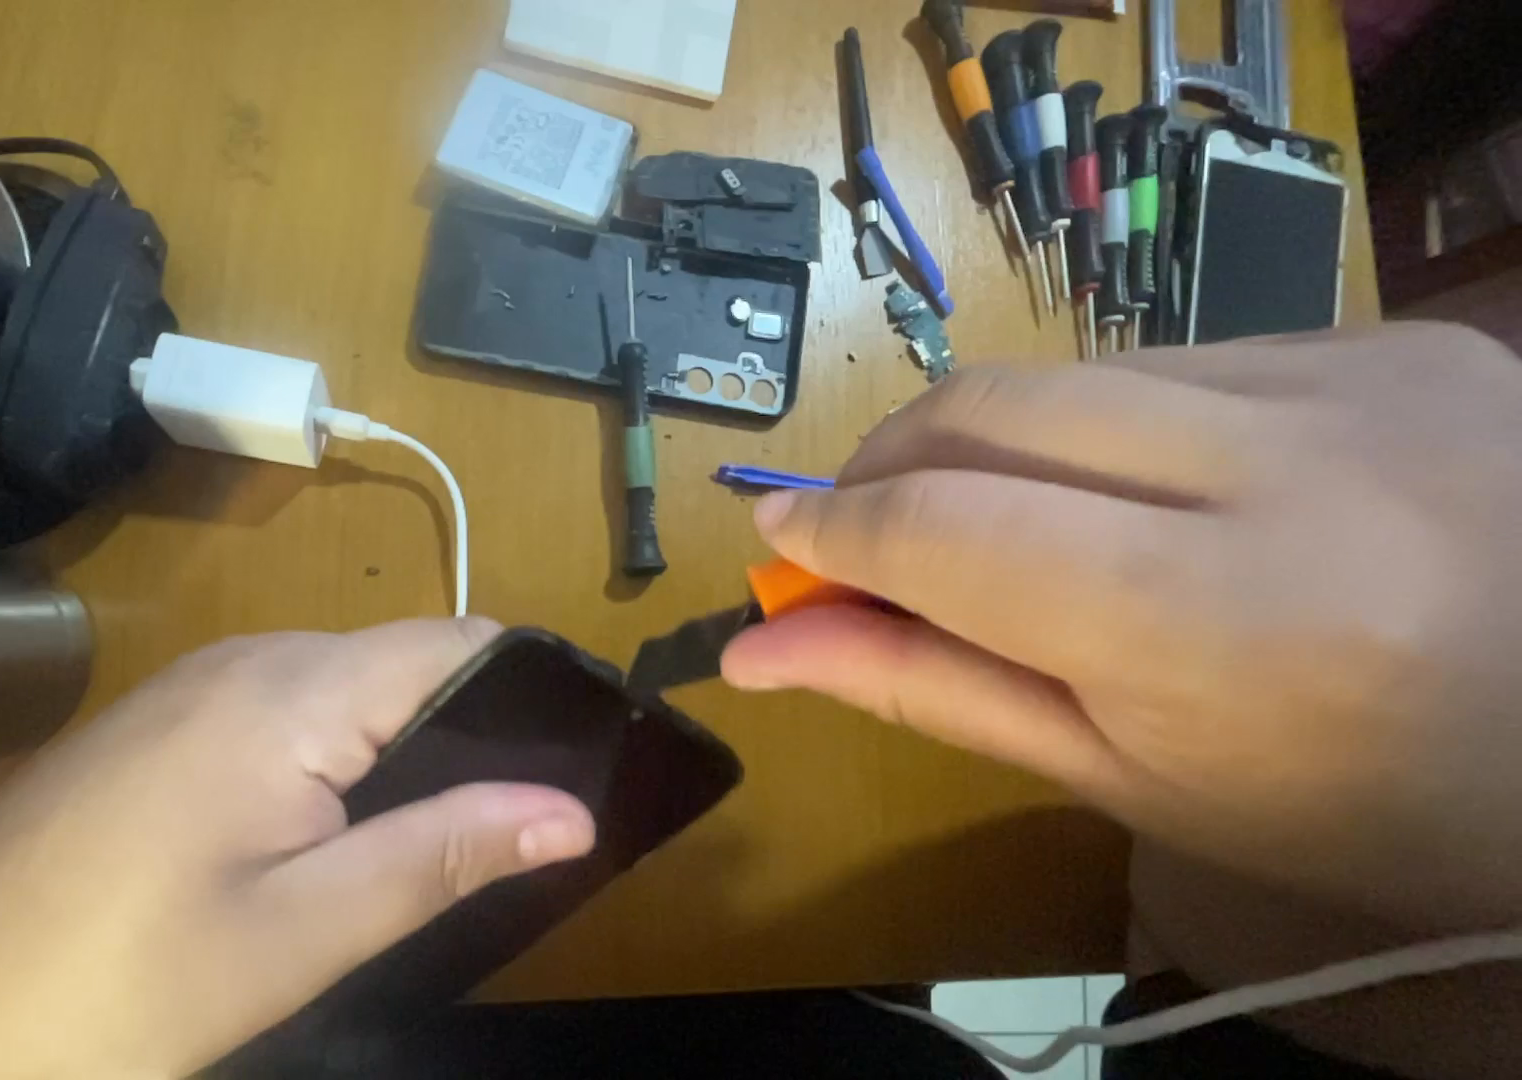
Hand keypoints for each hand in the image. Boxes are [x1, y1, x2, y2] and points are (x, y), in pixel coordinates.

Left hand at [0, 619, 593, 1079]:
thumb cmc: (104, 990)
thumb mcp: (296, 933)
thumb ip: (441, 854)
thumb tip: (573, 813)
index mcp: (294, 692)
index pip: (456, 644)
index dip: (532, 681)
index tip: (589, 741)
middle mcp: (255, 658)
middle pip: (408, 658)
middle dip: (480, 717)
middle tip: (534, 806)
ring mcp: (205, 683)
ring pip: (355, 681)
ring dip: (414, 735)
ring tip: (463, 816)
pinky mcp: (175, 719)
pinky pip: (300, 706)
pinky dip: (352, 746)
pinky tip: (356, 816)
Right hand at [723, 324, 1521, 932]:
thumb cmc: (1341, 814)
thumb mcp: (1108, 773)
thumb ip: (919, 689)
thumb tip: (756, 653)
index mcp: (1225, 626)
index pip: (949, 529)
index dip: (836, 529)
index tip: (777, 538)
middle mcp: (1296, 468)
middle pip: (984, 410)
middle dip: (882, 463)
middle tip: (854, 528)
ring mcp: (1356, 377)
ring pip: (1053, 378)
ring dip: (976, 446)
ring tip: (995, 522)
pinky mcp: (1378, 340)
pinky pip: (1144, 364)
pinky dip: (1075, 427)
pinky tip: (1119, 492)